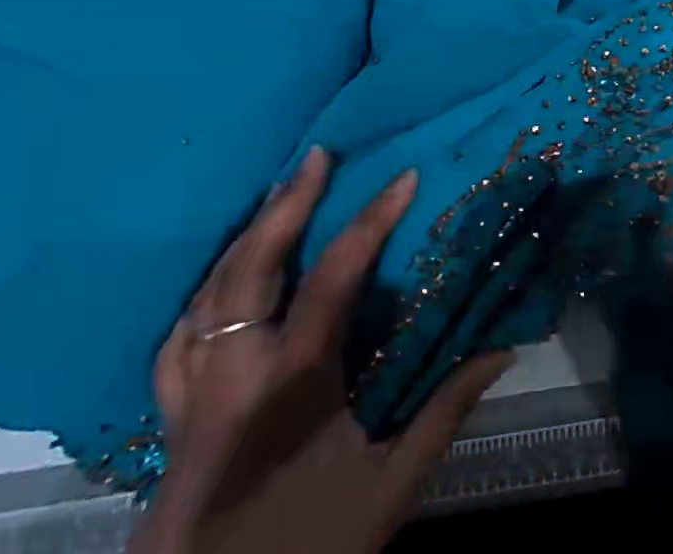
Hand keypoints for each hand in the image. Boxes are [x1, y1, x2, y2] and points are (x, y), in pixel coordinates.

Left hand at [129, 147, 513, 553]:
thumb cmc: (308, 549)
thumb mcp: (390, 486)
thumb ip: (445, 411)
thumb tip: (502, 348)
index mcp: (286, 386)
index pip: (331, 280)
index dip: (369, 222)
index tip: (404, 178)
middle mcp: (227, 378)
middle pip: (247, 270)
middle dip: (284, 205)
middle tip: (316, 157)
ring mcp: (188, 397)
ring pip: (202, 295)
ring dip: (243, 239)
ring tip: (274, 200)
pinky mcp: (170, 420)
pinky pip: (175, 337)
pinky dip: (203, 293)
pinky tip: (220, 283)